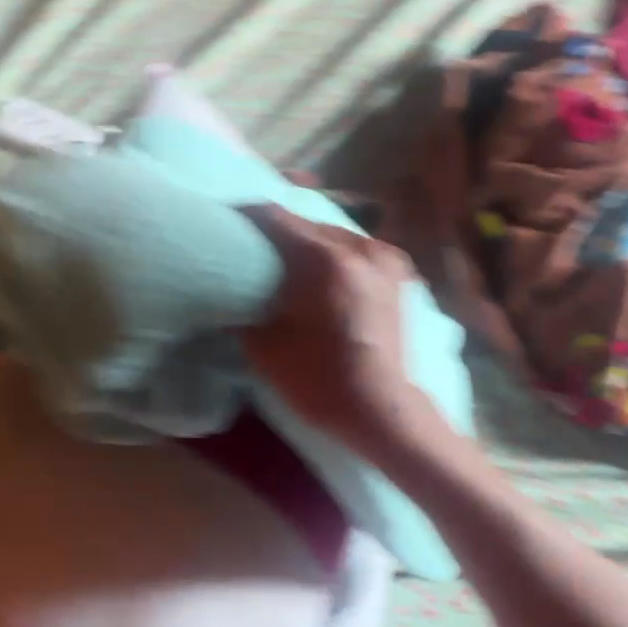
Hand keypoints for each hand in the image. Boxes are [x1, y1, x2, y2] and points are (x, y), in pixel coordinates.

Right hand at [239, 205, 433, 453]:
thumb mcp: (264, 347)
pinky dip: (338, 259)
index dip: (247, 218)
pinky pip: (358, 253)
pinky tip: (324, 278)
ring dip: (312, 246)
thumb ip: (246, 309)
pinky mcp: (398, 276)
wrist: (377, 409)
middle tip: (256, 249)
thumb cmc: (316, 381)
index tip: (228, 224)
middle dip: (281, 234)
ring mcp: (385, 259)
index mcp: (323, 259)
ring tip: (290, 264)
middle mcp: (359, 247)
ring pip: (336, 236)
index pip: (275, 218)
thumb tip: (233, 292)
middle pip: (308, 224)